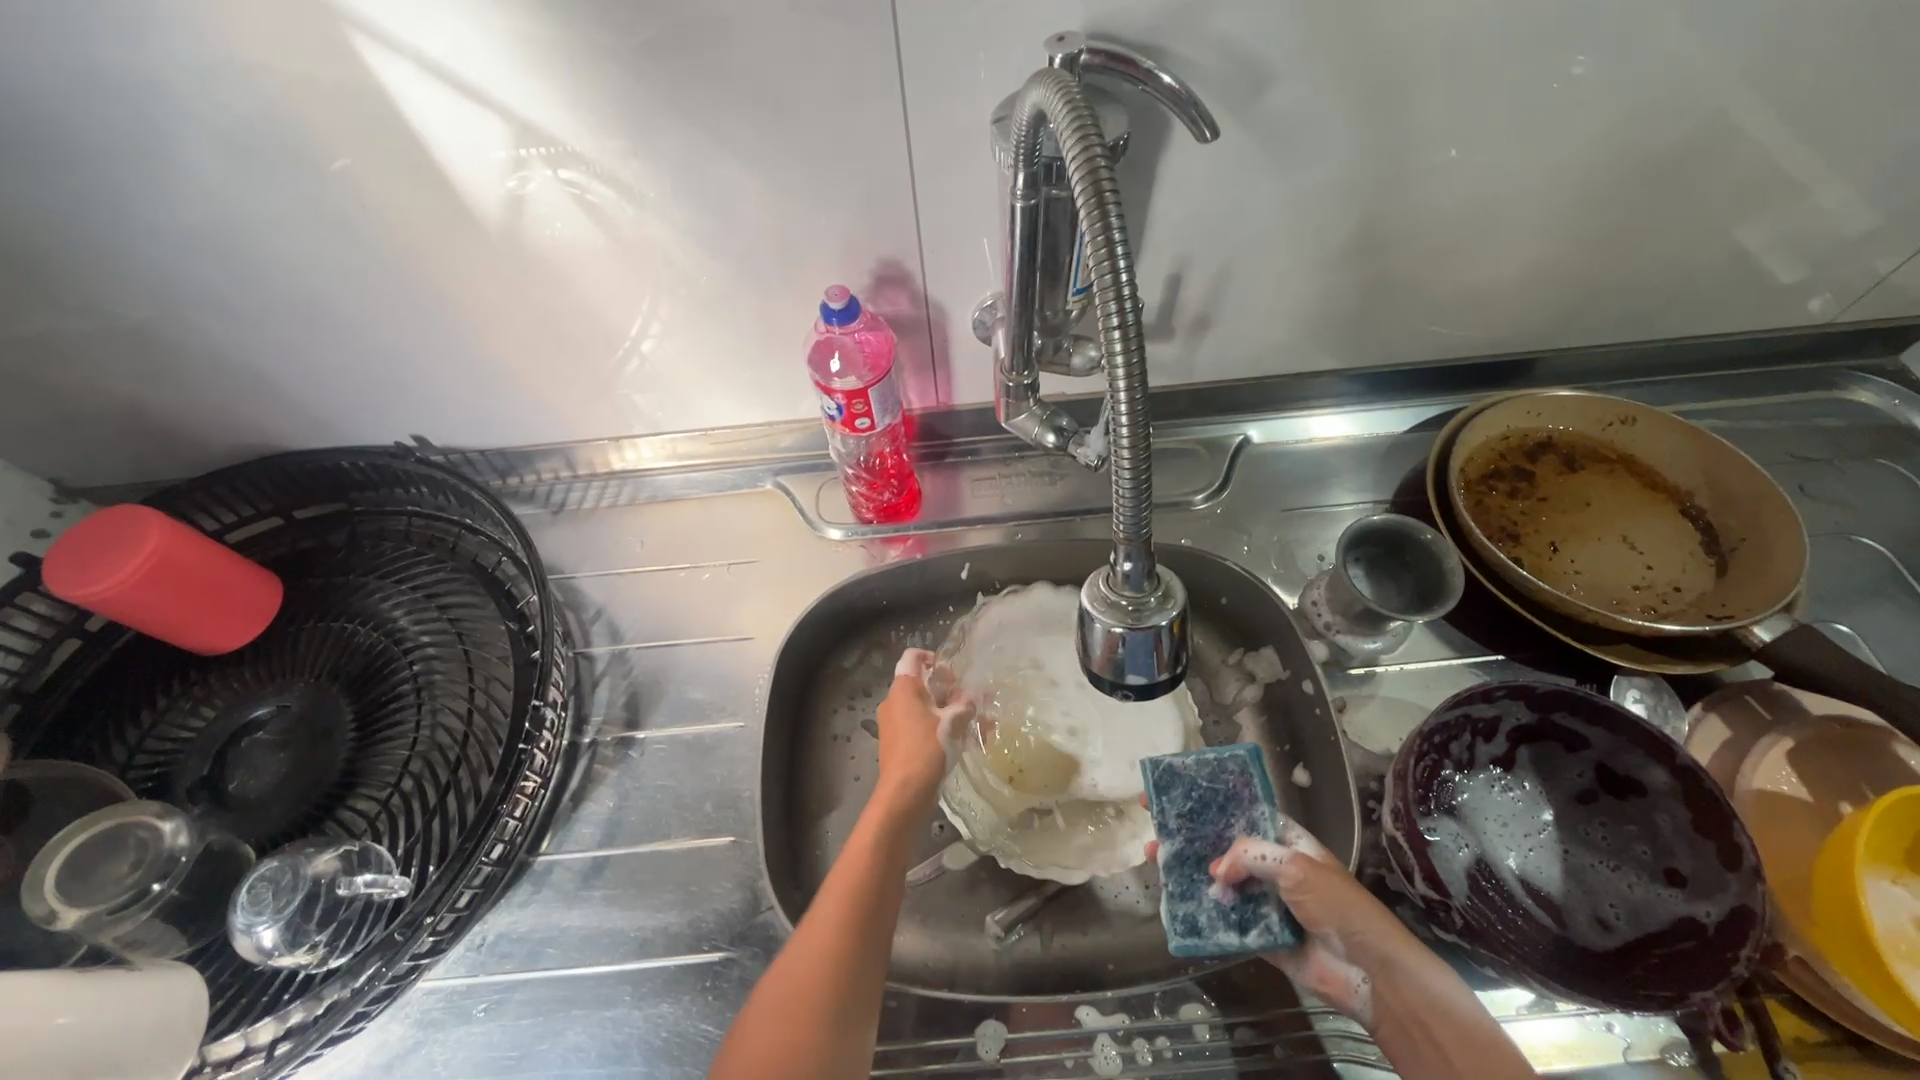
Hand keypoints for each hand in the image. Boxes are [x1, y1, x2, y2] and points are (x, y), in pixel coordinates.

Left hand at [873, 649, 972, 813]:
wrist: (904, 793)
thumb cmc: (927, 749)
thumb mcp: (953, 723)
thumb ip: (966, 705)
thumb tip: (975, 697)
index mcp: (903, 688)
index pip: (913, 657)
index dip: (935, 659)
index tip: (955, 675)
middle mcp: (893, 701)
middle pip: (922, 684)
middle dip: (950, 691)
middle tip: (972, 702)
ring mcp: (894, 723)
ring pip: (925, 708)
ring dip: (949, 713)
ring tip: (977, 725)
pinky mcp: (898, 743)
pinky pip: (921, 726)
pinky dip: (940, 728)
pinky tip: (965, 742)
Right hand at [1145, 822, 1423, 1028]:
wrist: (1366, 971)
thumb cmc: (1338, 906)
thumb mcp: (1296, 866)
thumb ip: (1250, 856)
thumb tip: (1214, 870)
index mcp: (1285, 842)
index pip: (1242, 813)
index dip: (1210, 803)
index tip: (1176, 793)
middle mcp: (1271, 868)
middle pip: (1222, 847)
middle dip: (1190, 837)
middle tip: (1154, 827)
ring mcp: (1262, 902)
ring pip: (1218, 882)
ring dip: (1188, 873)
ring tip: (1155, 860)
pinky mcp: (1256, 936)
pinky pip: (1223, 921)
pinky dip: (1201, 913)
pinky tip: (1174, 902)